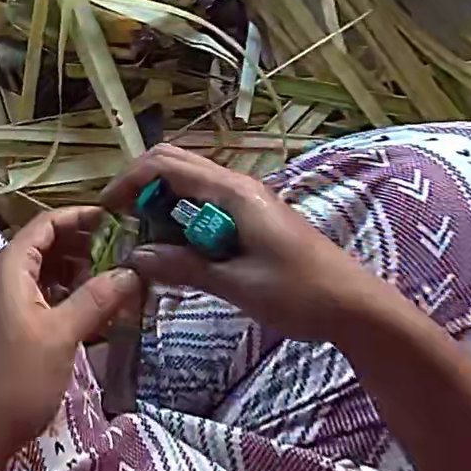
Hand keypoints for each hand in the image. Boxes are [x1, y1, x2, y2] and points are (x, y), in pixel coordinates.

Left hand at [0, 206, 141, 470]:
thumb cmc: (16, 377)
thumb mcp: (61, 335)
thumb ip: (96, 299)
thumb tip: (131, 271)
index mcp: (10, 265)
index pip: (45, 223)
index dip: (79, 216)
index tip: (115, 218)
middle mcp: (5, 274)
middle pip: (46, 243)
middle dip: (83, 243)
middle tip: (124, 249)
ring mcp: (6, 298)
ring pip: (46, 269)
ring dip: (77, 269)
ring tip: (116, 276)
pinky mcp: (12, 321)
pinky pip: (42, 292)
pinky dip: (67, 292)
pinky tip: (95, 306)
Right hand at [98, 144, 406, 343]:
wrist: (361, 310)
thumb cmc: (303, 295)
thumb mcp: (238, 286)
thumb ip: (184, 267)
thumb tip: (135, 256)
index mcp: (232, 193)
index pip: (166, 165)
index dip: (130, 181)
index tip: (109, 209)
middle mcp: (235, 184)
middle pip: (173, 161)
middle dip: (140, 183)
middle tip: (123, 218)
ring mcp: (244, 196)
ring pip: (186, 178)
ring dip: (159, 198)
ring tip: (146, 235)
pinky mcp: (250, 212)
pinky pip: (201, 198)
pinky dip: (178, 211)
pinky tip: (178, 244)